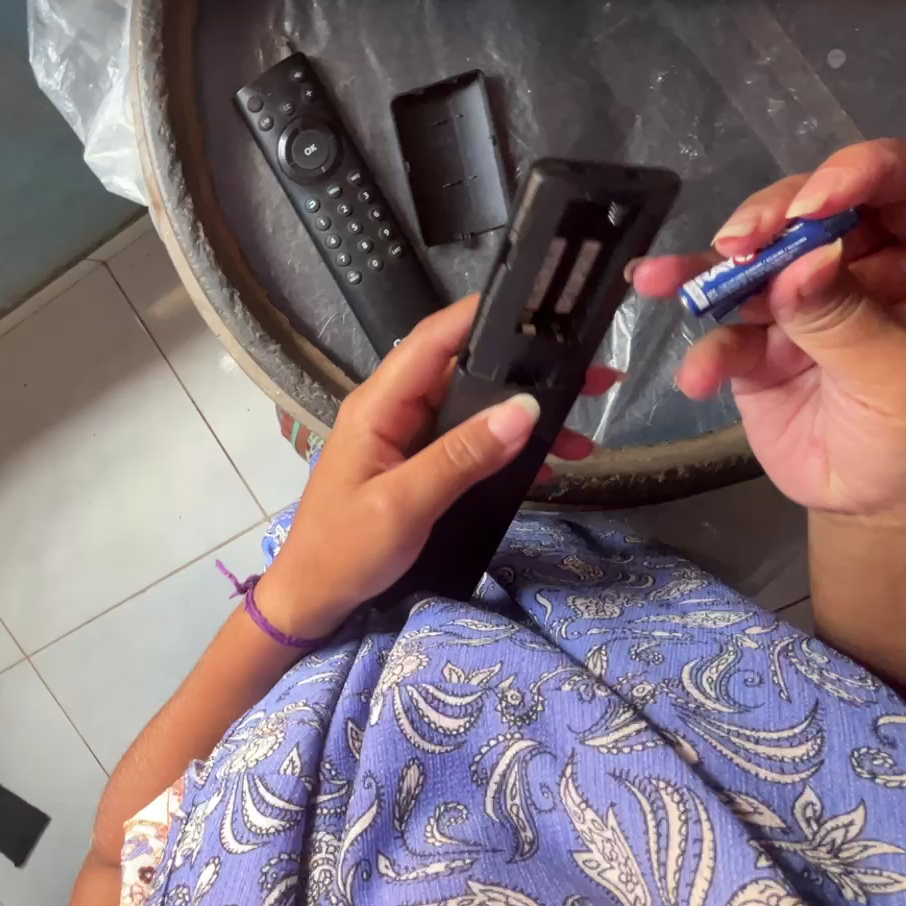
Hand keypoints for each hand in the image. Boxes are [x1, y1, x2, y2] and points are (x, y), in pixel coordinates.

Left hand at [254, 295, 615, 636]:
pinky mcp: (416, 467)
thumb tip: (524, 410)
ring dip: (522, 420)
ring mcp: (405, 439)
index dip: (482, 317)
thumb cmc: (344, 550)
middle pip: (462, 373)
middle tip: (591, 379)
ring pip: (472, 412)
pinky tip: (548, 466)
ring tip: (582, 432)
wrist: (313, 597)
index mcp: (378, 406)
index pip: (432, 341)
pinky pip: (467, 446)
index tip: (541, 309)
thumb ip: (461, 457)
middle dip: (524, 374)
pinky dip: (505, 453)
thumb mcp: (403, 504)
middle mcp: (393, 412)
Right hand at [630, 139, 905, 527]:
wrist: (884, 509)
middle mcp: (868, 268)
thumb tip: (800, 263)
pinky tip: (699, 381)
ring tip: (656, 280)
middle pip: (813, 212)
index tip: (810, 207)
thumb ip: (848, 318)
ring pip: (751, 265)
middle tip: (731, 246)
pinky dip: (704, 354)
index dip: (866, 172)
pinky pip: (722, 336)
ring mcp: (806, 307)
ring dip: (701, 272)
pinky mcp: (759, 349)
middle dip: (766, 220)